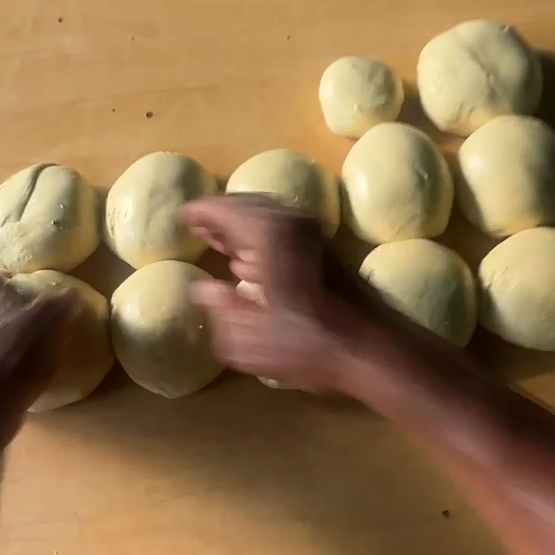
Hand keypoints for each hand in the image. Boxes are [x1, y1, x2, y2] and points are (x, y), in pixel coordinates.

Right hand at [182, 195, 387, 392]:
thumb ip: (220, 310)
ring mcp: (313, 235)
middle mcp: (291, 224)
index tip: (182, 217)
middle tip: (199, 227)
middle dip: (220, 216)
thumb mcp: (249, 339)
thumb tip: (204, 290)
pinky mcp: (327, 252)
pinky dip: (265, 238)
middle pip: (247, 207)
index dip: (199, 211)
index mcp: (267, 234)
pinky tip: (254, 263)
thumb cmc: (307, 344)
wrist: (372, 348)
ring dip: (243, 226)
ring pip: (270, 218)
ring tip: (221, 242)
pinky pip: (286, 232)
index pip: (223, 209)